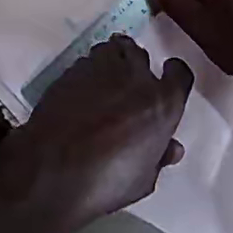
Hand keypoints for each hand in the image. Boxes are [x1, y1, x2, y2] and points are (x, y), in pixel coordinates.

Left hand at [1, 35, 192, 226]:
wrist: (53, 169)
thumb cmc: (105, 182)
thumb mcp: (143, 179)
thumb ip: (159, 156)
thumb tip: (171, 146)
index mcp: (162, 103)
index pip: (179, 73)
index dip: (173, 76)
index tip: (168, 82)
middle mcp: (135, 78)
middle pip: (140, 54)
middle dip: (137, 64)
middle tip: (130, 83)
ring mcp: (100, 69)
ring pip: (112, 49)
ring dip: (113, 61)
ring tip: (106, 79)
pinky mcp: (72, 70)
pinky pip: (87, 61)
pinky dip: (89, 70)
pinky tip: (82, 89)